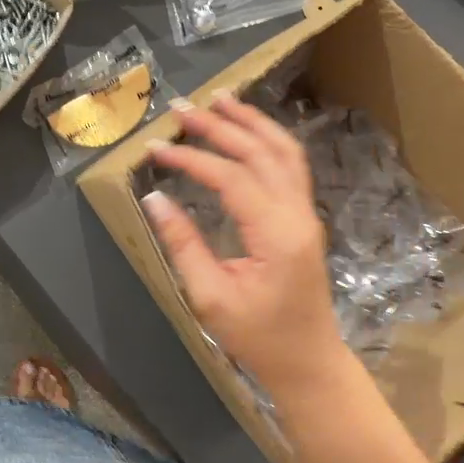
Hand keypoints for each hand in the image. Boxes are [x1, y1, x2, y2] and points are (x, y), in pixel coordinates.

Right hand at [142, 92, 344, 390]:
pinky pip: (290, 163)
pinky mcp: (304, 216)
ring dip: (250, 122)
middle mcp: (297, 214)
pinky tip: (245, 127)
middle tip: (179, 108)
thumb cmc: (258, 337)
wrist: (309, 363)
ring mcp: (306, 213)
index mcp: (276, 235)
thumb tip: (155, 198)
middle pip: (260, 152)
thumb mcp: (210, 297)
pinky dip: (267, 137)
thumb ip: (183, 243)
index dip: (191, 158)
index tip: (155, 148)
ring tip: (218, 98)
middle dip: (218, 126)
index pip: (231, 178)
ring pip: (283, 150)